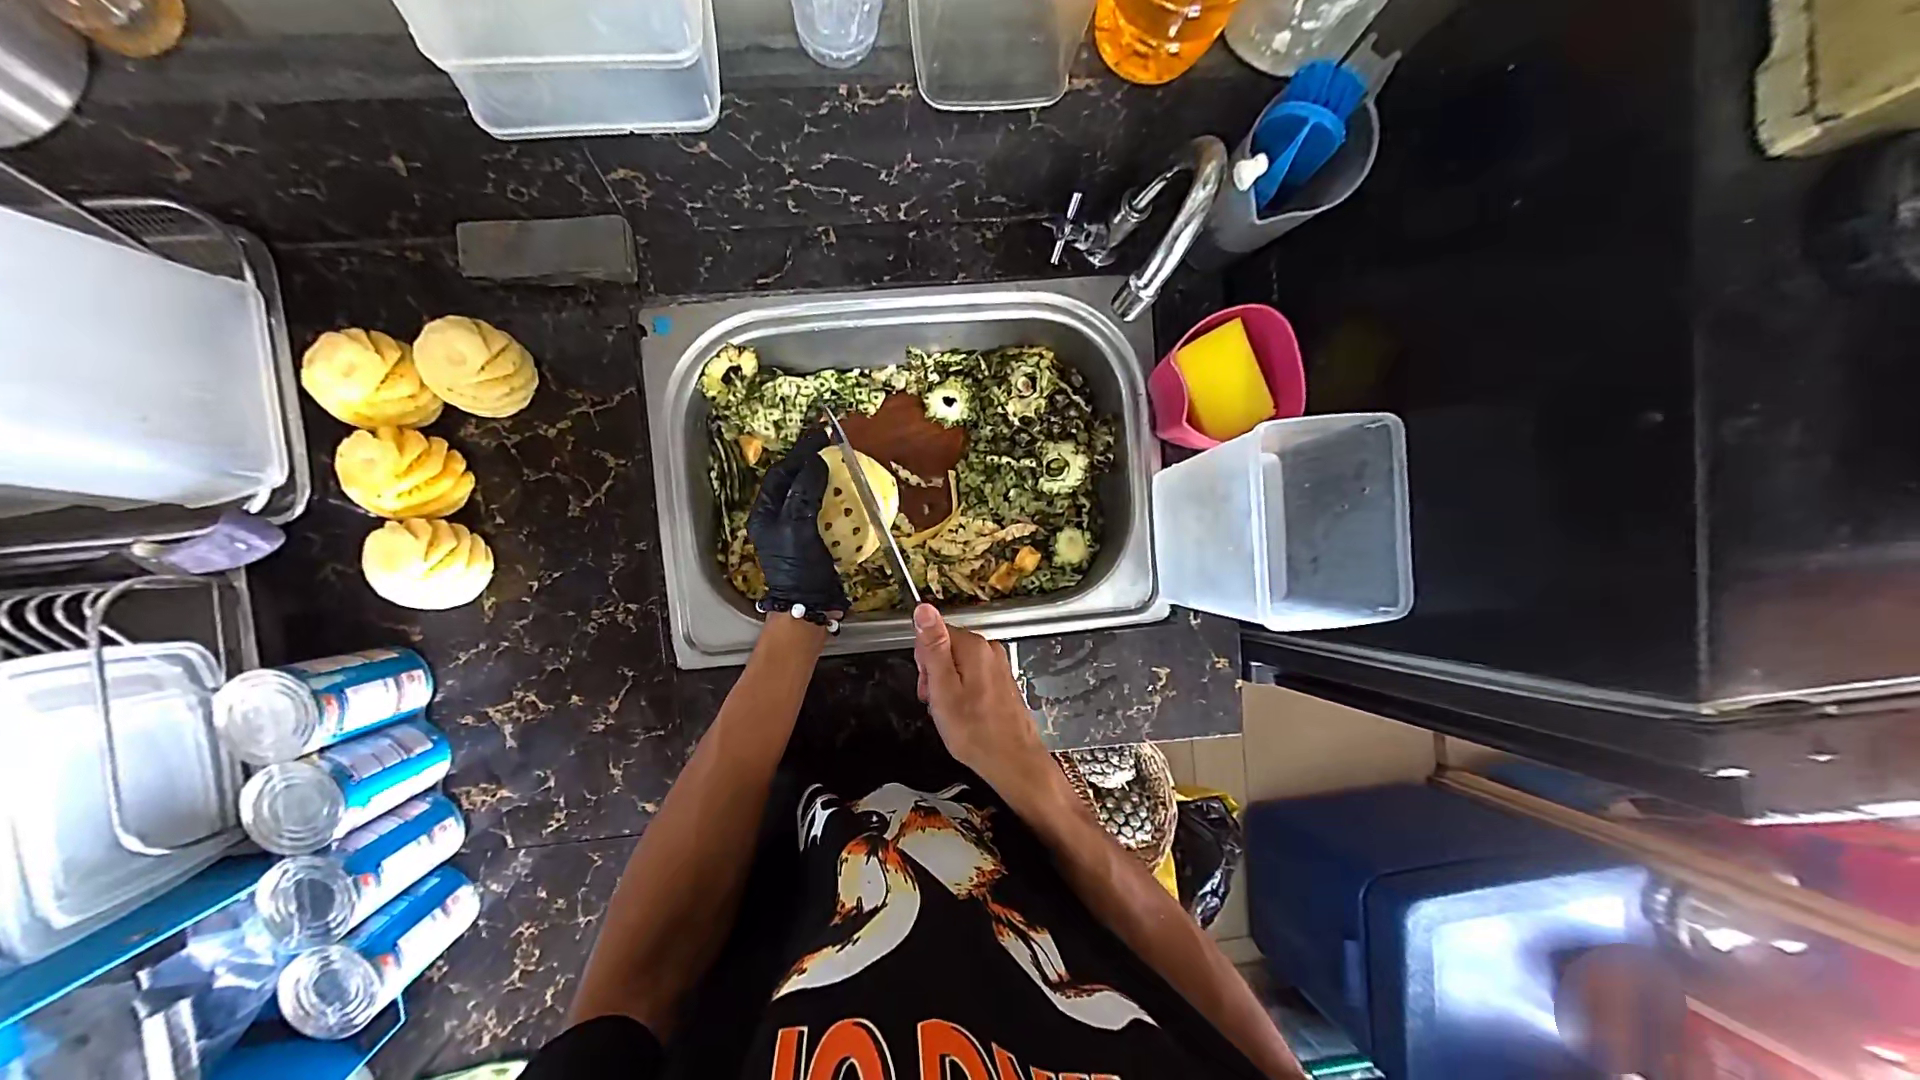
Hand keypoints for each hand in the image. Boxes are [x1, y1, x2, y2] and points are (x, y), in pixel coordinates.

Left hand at [748, 428, 848, 616]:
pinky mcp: (814, 541)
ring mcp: (796, 530)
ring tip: (842, 464)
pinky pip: (824, 512)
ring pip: (809, 495)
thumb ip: (805, 492)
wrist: (810, 605)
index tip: (820, 436)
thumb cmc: (799, 567)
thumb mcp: (798, 525)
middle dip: (812, 463)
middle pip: (794, 481)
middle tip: (832, 446)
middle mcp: (778, 519)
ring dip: (825, 480)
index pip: (782, 473)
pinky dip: (836, 501)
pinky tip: (849, 495)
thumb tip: (816, 462)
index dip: (800, 453)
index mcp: (766, 513)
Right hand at [912, 604, 1053, 795]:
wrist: (1012, 761)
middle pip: (946, 648)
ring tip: (951, 713)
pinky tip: (965, 715)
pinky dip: (963, 693)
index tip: (928, 685)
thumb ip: (933, 646)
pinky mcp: (1002, 681)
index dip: (924, 662)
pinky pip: (972, 677)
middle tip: (938, 702)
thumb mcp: (943, 688)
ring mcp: (998, 665)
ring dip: (948, 686)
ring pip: (958, 664)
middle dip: (935, 674)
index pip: (934, 634)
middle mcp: (989, 649)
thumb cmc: (975, 731)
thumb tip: (924, 609)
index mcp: (973, 647)